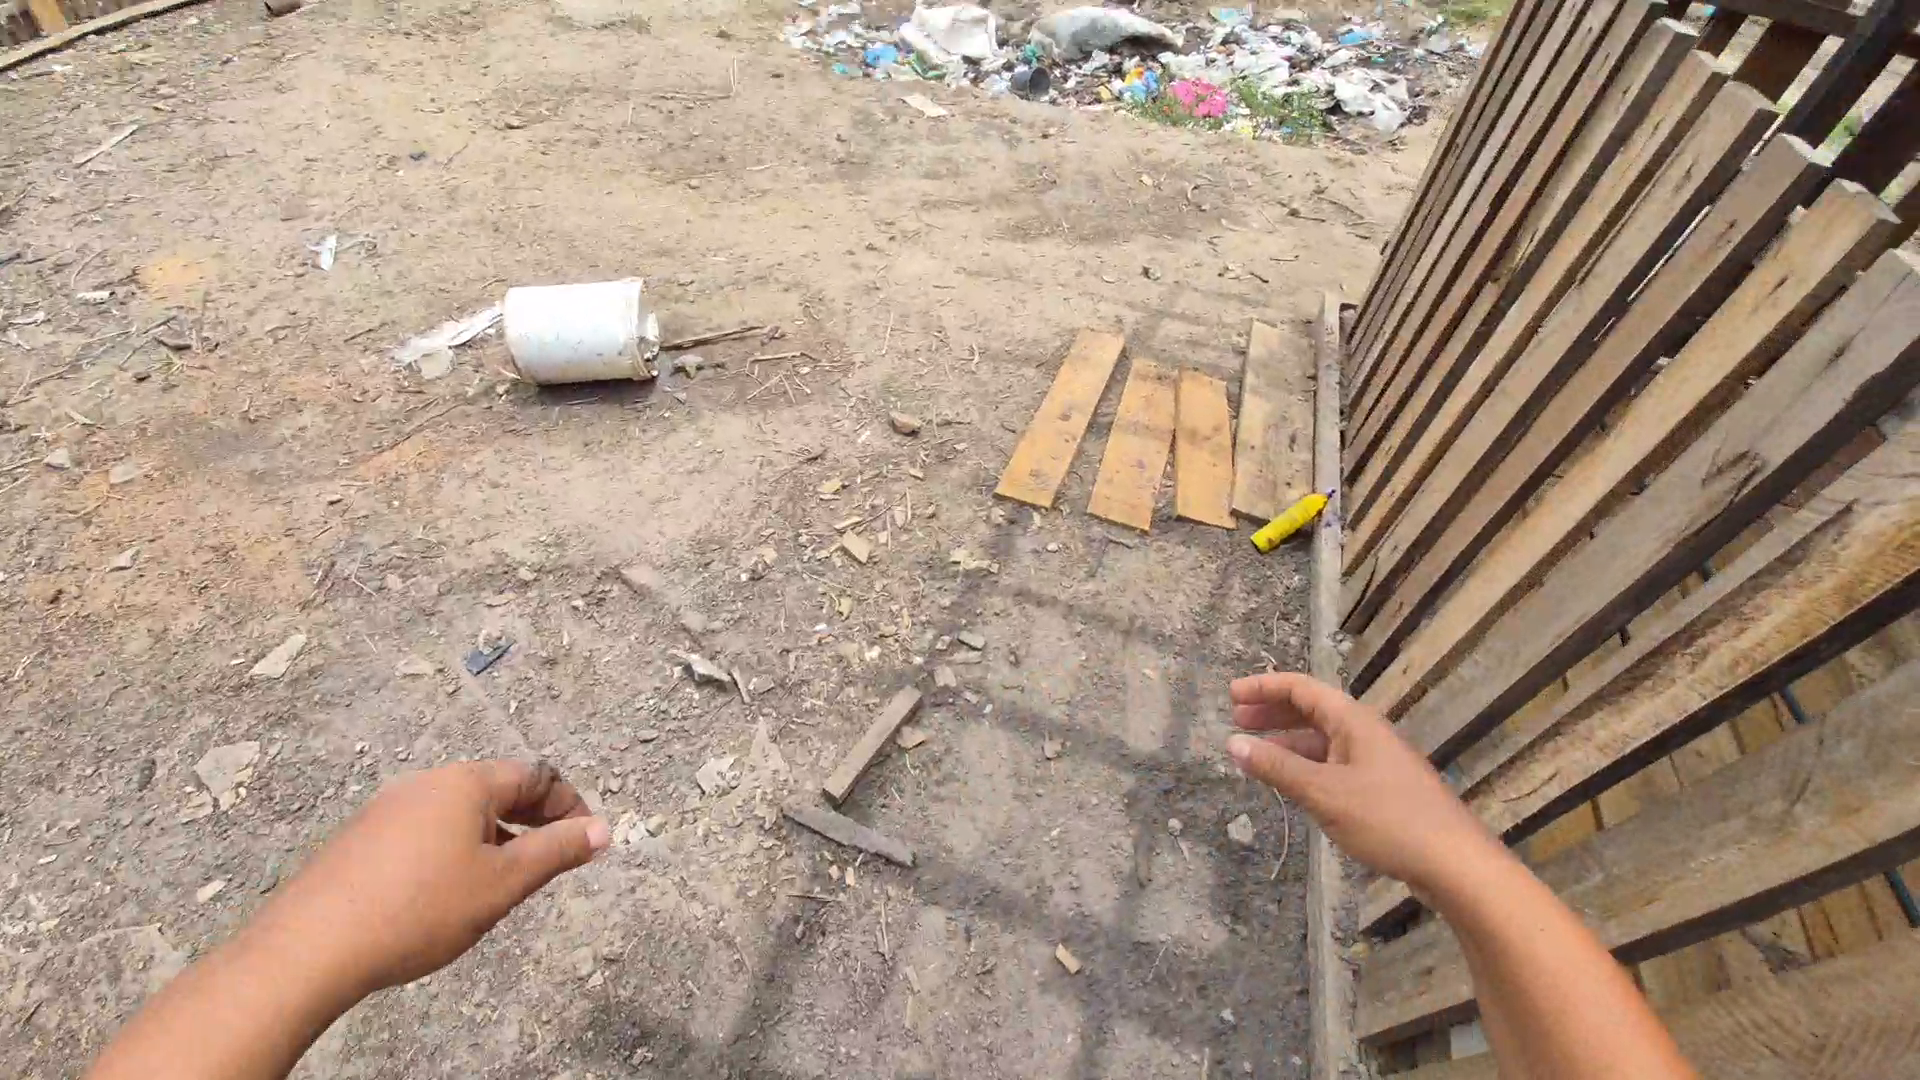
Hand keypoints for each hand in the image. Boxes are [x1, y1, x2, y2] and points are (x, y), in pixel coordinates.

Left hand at [249, 760, 609, 996]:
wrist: (302, 956)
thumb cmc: (418, 909)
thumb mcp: (504, 883)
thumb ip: (558, 851)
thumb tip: (604, 830)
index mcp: (466, 783)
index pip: (538, 776)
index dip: (570, 806)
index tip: (587, 841)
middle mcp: (426, 783)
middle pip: (499, 789)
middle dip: (534, 820)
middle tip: (554, 857)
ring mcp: (386, 810)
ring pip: (461, 812)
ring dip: (496, 836)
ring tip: (506, 878)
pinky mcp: (359, 840)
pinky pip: (427, 830)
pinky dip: (456, 848)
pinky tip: (449, 890)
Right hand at [1225, 673, 1499, 896]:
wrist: (1458, 866)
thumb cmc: (1388, 819)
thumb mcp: (1323, 792)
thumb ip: (1276, 767)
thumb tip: (1232, 743)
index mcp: (1352, 721)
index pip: (1300, 688)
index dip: (1263, 687)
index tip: (1231, 696)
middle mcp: (1363, 732)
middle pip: (1310, 709)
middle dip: (1272, 711)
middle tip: (1236, 720)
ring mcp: (1375, 760)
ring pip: (1321, 738)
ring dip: (1286, 740)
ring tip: (1256, 753)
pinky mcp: (1381, 788)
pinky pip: (1332, 762)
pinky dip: (1305, 764)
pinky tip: (1291, 782)